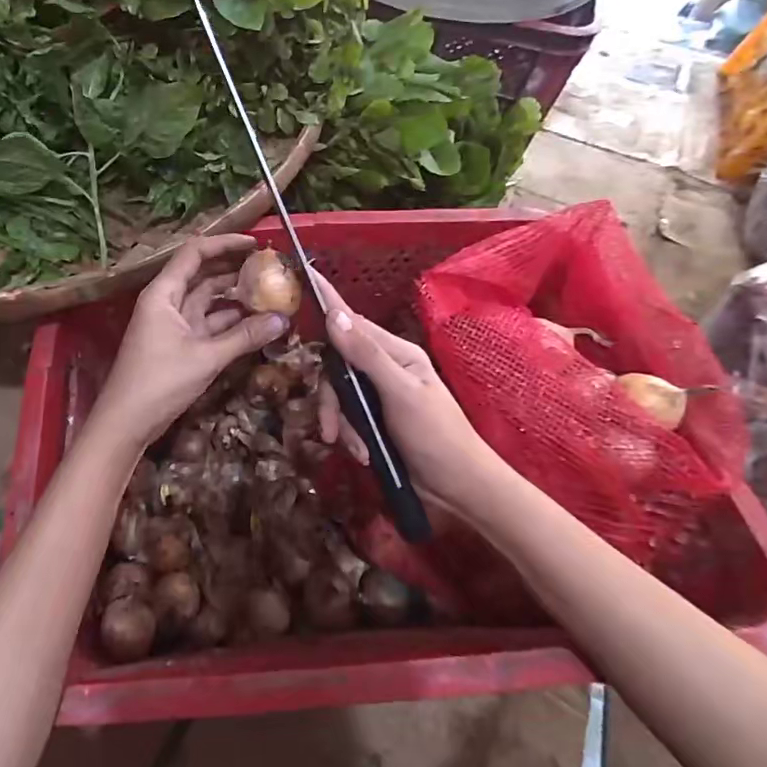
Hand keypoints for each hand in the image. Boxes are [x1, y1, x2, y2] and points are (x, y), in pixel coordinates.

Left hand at [86, 235, 288, 451]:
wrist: (126, 423)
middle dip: (235, 270)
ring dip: (236, 297)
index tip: (256, 245)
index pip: (195, 253)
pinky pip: (208, 323)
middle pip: (203, 274)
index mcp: (164, 293)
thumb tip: (283, 319)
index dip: (225, 244)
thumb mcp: (206, 358)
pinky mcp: (179, 343)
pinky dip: (230, 321)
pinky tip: (256, 322)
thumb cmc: (159, 383)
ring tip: (270, 294)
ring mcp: (173, 323)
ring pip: (208, 300)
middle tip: (271, 269)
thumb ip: (245, 337)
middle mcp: (167, 301)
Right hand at [310, 272, 508, 514]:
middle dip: (331, 399)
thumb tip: (334, 316)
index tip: (306, 276)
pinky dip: (350, 437)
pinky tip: (362, 455)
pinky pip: (347, 420)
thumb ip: (366, 355)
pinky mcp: (375, 423)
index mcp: (396, 353)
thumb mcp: (401, 392)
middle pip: (337, 367)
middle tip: (332, 428)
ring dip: (342, 424)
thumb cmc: (437, 435)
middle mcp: (384, 369)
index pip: (353, 321)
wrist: (459, 489)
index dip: (329, 302)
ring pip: (339, 397)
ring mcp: (379, 397)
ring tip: (356, 449)